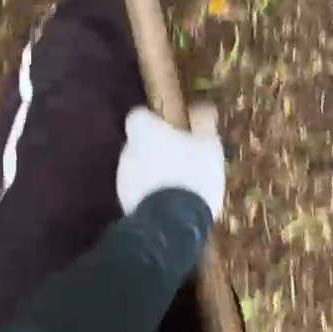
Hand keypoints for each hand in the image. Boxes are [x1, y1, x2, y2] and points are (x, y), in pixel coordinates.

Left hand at [116, 105, 225, 219]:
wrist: (173, 224)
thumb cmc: (193, 174)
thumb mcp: (209, 145)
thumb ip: (203, 124)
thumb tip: (202, 107)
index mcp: (144, 132)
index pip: (139, 116)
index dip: (153, 121)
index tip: (170, 128)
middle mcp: (127, 151)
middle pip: (139, 143)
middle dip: (156, 149)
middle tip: (180, 158)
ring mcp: (123, 180)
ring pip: (139, 168)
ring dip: (153, 173)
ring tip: (179, 185)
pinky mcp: (124, 205)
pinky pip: (139, 192)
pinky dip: (151, 194)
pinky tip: (171, 204)